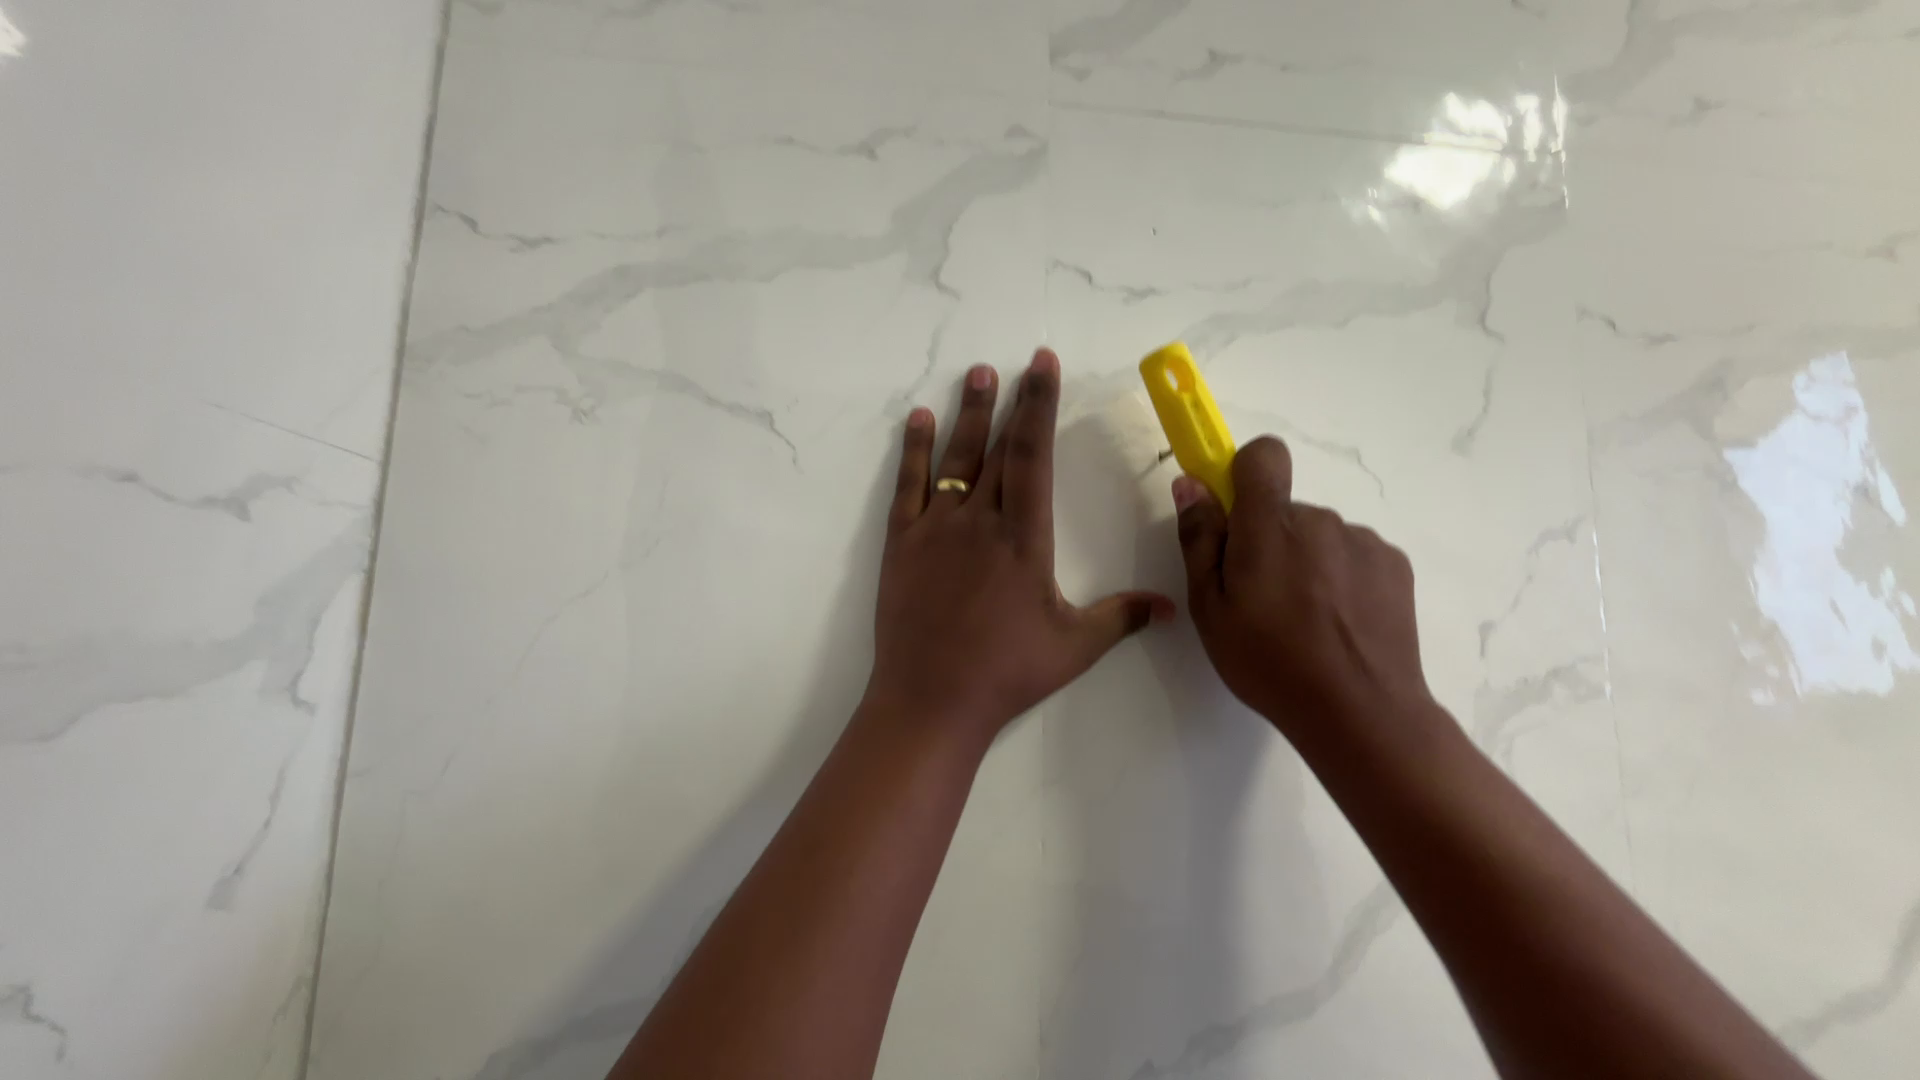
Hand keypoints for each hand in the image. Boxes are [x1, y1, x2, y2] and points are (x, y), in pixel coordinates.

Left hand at [866, 349, 1173, 746]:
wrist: (931, 699)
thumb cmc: (1007, 673)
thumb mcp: (1075, 647)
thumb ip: (1123, 617)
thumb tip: (1174, 605)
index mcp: (1024, 538)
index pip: (1033, 456)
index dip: (1038, 406)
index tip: (1043, 367)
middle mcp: (979, 521)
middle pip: (995, 448)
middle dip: (1008, 402)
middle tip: (1012, 363)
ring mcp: (936, 530)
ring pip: (954, 459)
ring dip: (966, 415)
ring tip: (975, 375)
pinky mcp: (902, 544)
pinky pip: (907, 486)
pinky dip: (913, 451)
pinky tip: (918, 421)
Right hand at [1173, 437, 1436, 746]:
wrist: (1359, 711)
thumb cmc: (1268, 662)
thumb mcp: (1210, 609)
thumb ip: (1200, 540)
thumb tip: (1191, 484)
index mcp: (1270, 526)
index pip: (1263, 455)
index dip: (1245, 472)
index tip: (1234, 514)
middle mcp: (1320, 519)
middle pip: (1285, 509)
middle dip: (1269, 539)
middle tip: (1262, 599)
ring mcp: (1362, 541)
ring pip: (1319, 536)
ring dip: (1306, 562)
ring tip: (1304, 620)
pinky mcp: (1394, 564)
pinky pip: (1352, 556)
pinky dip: (1340, 579)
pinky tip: (1337, 624)